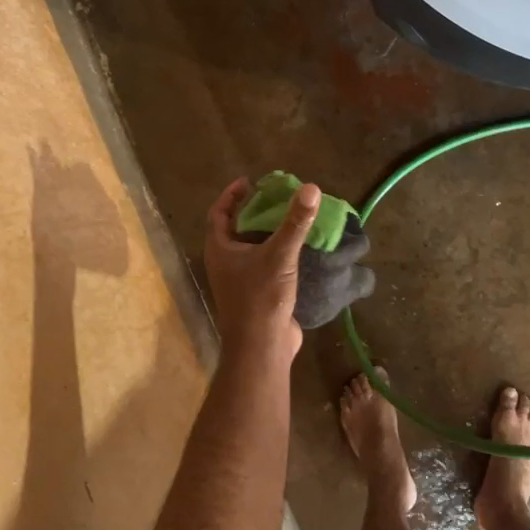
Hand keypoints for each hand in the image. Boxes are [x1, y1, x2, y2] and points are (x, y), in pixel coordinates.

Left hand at [203, 177, 318, 364]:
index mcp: (220, 250)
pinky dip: (279, 253)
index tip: (248, 181)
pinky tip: (299, 250)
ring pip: (251, 249)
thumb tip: (310, 188)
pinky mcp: (258, 295)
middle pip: (235, 230)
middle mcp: (225, 263)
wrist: (262, 348)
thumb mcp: (279, 255)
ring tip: (289, 219)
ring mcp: (240, 281)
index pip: (219, 214)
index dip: (231, 196)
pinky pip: (266, 266)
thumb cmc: (261, 298)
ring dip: (267, 233)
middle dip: (252, 212)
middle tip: (274, 197)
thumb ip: (294, 223)